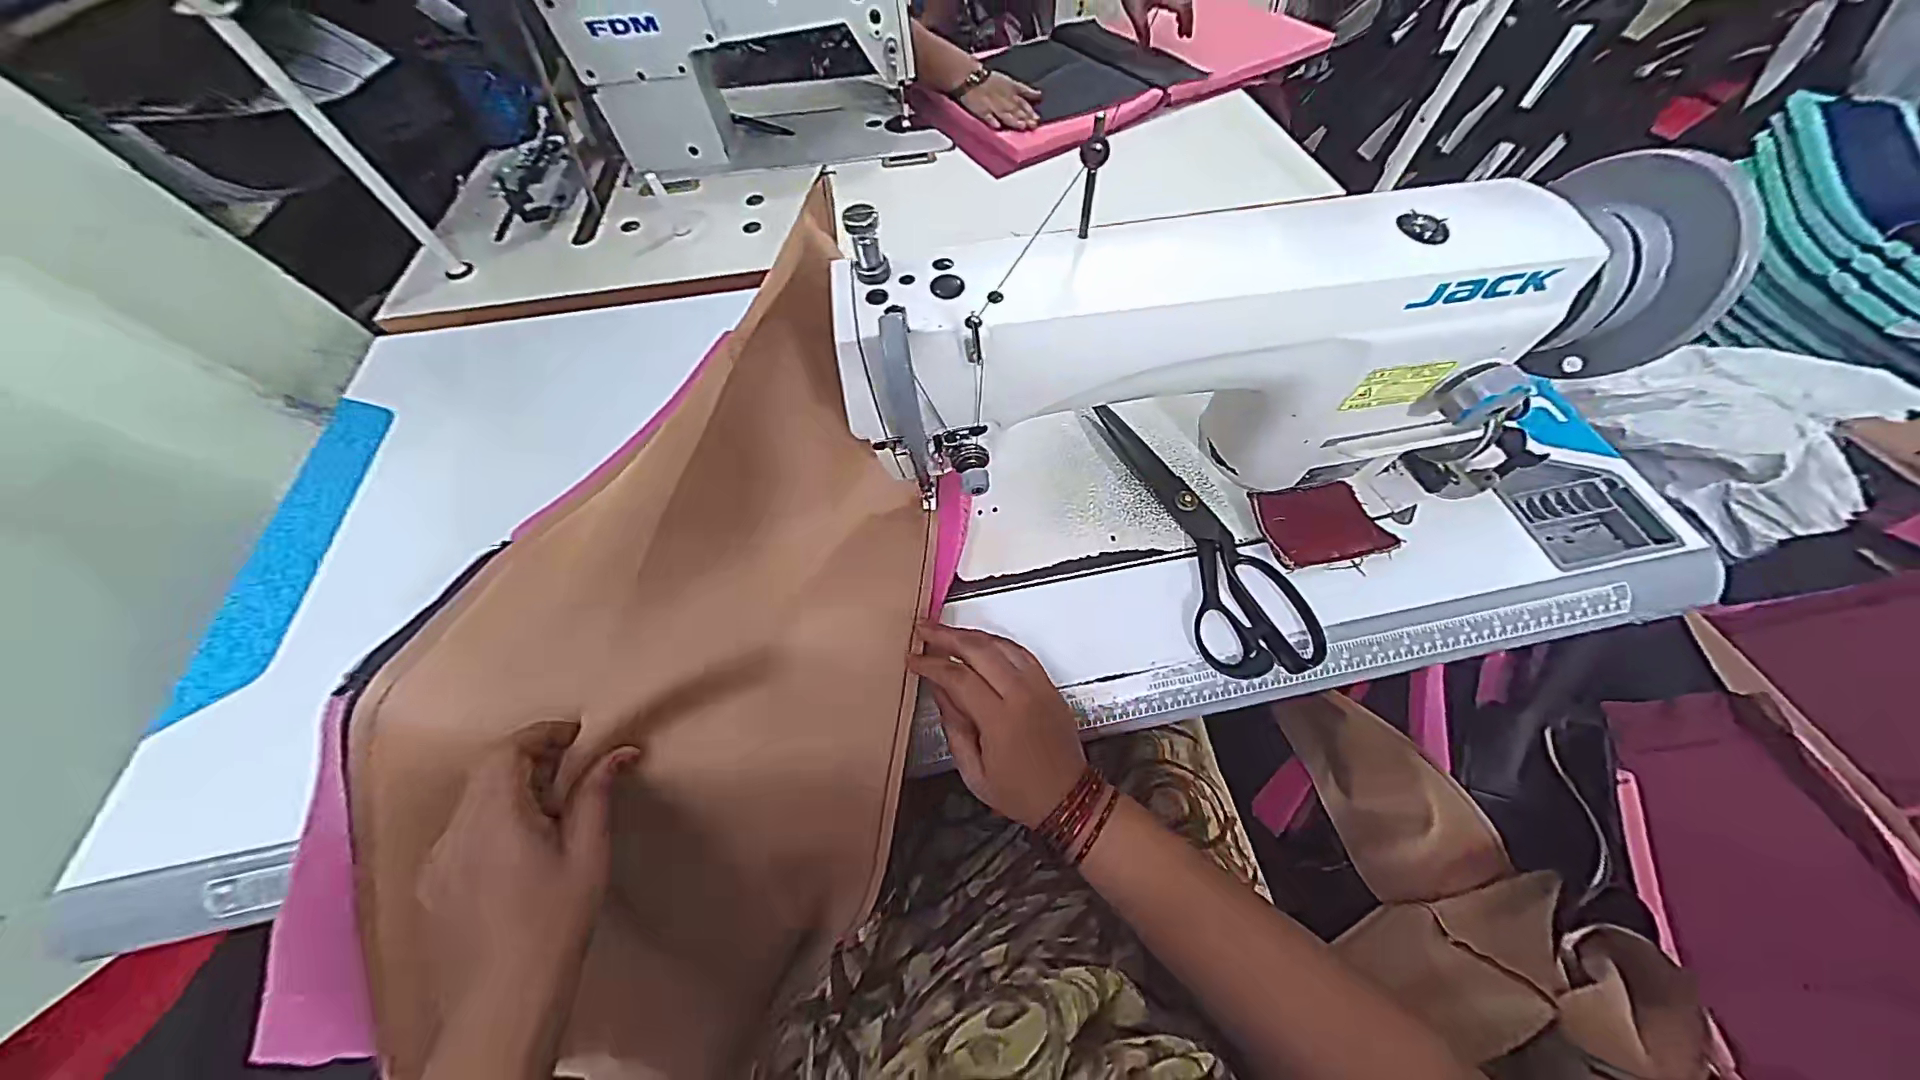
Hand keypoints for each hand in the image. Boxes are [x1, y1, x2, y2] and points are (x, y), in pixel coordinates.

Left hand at [419, 721, 638, 1009]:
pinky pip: (462, 832)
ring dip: (513, 789)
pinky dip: (494, 820)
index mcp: (492, 820)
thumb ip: (597, 794)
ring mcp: (437, 864)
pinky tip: (525, 848)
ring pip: (474, 802)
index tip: (575, 734)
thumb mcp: (588, 853)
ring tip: (555, 812)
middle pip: (487, 772)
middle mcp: (454, 836)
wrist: (502, 1003)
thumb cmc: (552, 927)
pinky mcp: (433, 887)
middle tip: (574, 770)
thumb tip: (617, 753)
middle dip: (531, 759)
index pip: (505, 751)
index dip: (542, 733)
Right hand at [907, 623, 1085, 826]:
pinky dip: (996, 642)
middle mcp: (1022, 696)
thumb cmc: (1020, 793)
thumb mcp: (974, 772)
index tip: (914, 660)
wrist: (1069, 798)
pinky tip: (980, 641)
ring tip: (946, 631)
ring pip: (1000, 644)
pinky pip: (1020, 651)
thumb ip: (954, 727)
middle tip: (924, 629)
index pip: (958, 677)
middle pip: (979, 650)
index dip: (931, 664)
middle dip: (946, 636)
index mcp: (1001, 720)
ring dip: (970, 634)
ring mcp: (1039, 686)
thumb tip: (940, 692)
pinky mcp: (1049, 685)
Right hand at [958, 71, 1042, 130]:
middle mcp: (1004, 100)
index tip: (1037, 118)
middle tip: (1033, 125)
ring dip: (1013, 120)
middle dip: (1025, 117)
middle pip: (1016, 110)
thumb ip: (1025, 91)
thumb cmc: (989, 79)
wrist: (970, 75)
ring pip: (1005, 114)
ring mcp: (993, 106)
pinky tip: (997, 127)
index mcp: (1011, 91)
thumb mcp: (1011, 82)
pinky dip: (992, 121)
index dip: (1030, 110)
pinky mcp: (981, 111)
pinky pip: (987, 116)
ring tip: (1021, 126)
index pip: (1024, 101)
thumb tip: (1039, 95)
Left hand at [1122, 0, 1193, 44]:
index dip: (1187, 26)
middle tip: (1183, 32)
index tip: (1187, 36)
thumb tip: (1144, 46)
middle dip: (1185, 19)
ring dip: (1181, 8)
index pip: (1187, 14)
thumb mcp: (1137, 12)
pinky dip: (1176, 0)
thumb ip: (1143, 30)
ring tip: (1177, 19)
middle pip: (1186, 4)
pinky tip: (1169, 2)